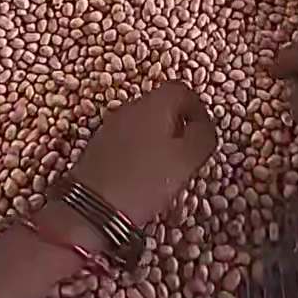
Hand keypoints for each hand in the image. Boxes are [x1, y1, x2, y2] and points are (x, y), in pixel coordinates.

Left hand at [67, 81, 215, 224]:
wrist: (93, 208)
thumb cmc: (146, 180)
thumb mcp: (186, 160)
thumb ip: (202, 137)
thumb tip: (204, 126)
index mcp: (154, 104)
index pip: (181, 90)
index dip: (198, 109)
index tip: (204, 133)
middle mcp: (130, 108)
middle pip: (162, 105)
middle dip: (179, 126)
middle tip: (189, 154)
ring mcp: (111, 126)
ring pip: (145, 123)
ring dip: (160, 140)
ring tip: (168, 170)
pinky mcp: (99, 146)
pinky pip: (129, 139)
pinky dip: (142, 151)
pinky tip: (144, 176)